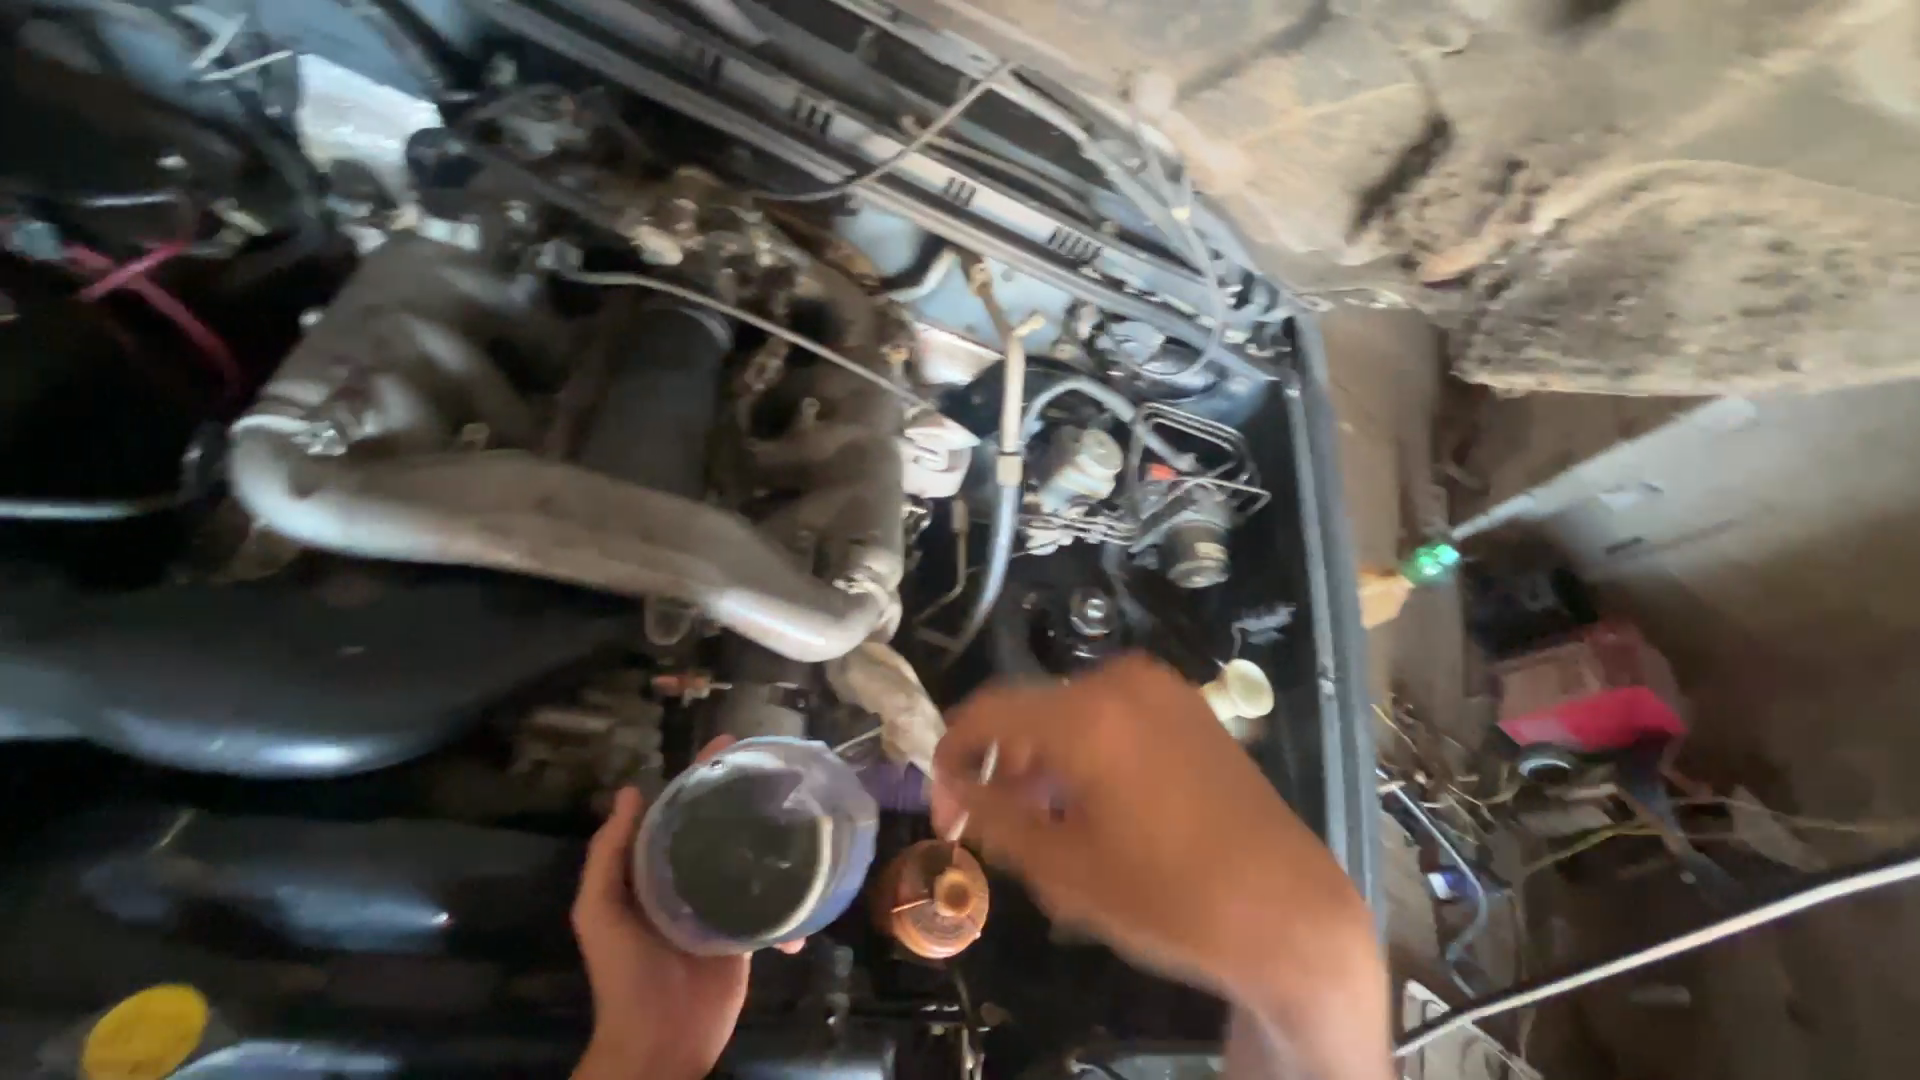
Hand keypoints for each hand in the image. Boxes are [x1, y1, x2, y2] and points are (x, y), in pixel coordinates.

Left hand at [570, 736, 800, 1079]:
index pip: (679, 809)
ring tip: (803, 813)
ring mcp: (720, 904)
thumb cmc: (626, 974)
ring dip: (774, 838)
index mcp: (653, 869)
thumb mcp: (599, 911)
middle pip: (719, 825)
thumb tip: (630, 791)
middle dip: (744, 795)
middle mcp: (688, 878)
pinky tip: (811, 890)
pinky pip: (772, 903)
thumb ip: (608, 855)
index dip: (701, 774)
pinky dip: (792, 900)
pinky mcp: (747, 932)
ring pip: (750, 858)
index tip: (729, 743)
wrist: (659, 1043)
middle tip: (778, 770)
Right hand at [932, 655, 1389, 1079]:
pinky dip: (1084, 751)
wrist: (1290, 912)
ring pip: (1071, 713)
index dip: (952, 754)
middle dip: (1001, 762)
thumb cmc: (1169, 897)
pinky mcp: (1190, 710)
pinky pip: (1112, 717)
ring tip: (1037, 821)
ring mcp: (1163, 691)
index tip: (942, 803)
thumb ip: (995, 817)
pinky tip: (1087, 804)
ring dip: (1042, 759)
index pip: (988, 712)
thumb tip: (952, 789)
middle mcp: (1122, 682)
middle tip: (989, 822)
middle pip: (1031, 710)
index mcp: (1087, 713)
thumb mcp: (1065, 868)